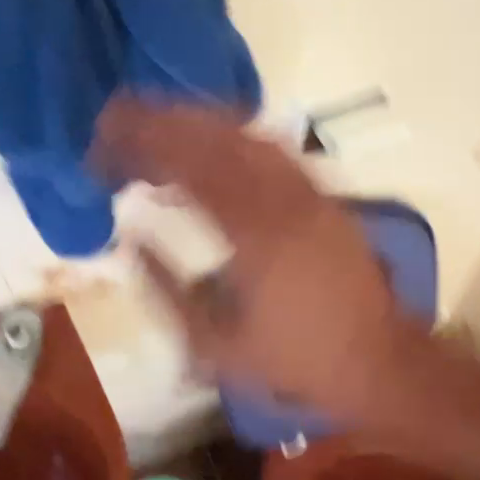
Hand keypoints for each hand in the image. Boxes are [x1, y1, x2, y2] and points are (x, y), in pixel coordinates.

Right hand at [92, 98, 405, 418]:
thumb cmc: (293, 360)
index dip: (137, 149)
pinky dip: (234, 130)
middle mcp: (282, 199)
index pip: (183, 170)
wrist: (379, 363)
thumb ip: (165, 288)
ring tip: (154, 117)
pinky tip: (211, 134)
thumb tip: (129, 239)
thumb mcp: (215, 344)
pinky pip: (274, 145)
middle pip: (212, 137)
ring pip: (245, 131)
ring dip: (194, 118)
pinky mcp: (324, 194)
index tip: (101, 148)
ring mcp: (308, 191)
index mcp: (252, 235)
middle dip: (158, 119)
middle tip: (116, 116)